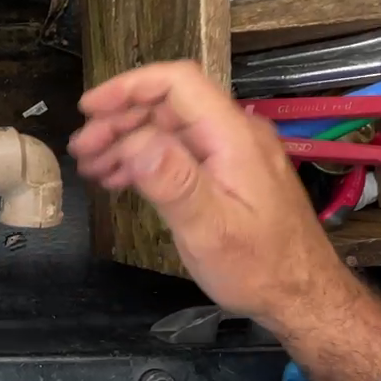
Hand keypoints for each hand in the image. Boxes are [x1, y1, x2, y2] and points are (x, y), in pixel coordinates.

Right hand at [68, 62, 380, 380]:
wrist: (300, 296)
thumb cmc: (258, 268)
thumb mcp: (210, 229)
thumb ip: (174, 182)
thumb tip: (135, 144)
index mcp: (231, 138)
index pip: (177, 84)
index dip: (128, 87)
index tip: (87, 110)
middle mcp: (232, 135)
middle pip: (166, 105)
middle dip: (117, 120)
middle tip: (80, 150)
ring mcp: (228, 154)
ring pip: (166, 128)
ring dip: (123, 141)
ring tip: (89, 167)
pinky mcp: (222, 173)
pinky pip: (174, 152)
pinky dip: (140, 160)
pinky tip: (115, 179)